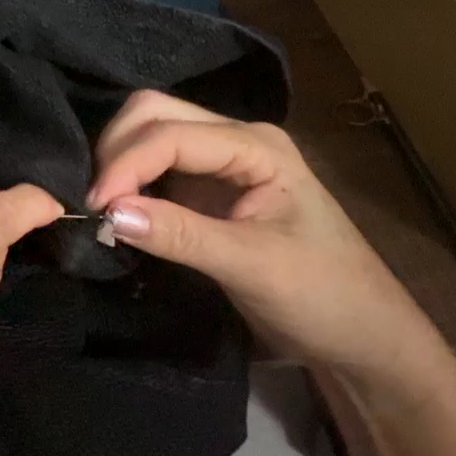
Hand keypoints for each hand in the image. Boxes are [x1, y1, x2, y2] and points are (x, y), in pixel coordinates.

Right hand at [86, 91, 441, 379]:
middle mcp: (234, 139)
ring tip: (101, 205)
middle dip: (115, 149)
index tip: (94, 206)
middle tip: (92, 201)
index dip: (127, 163)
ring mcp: (218, 160)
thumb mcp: (254, 268)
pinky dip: (126, 178)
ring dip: (116, 160)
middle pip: (154, 113)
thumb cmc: (326, 298)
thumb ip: (181, 234)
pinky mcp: (202, 185)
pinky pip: (151, 163)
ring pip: (147, 131)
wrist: (364, 341)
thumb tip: (109, 211)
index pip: (172, 134)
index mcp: (257, 146)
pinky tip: (116, 206)